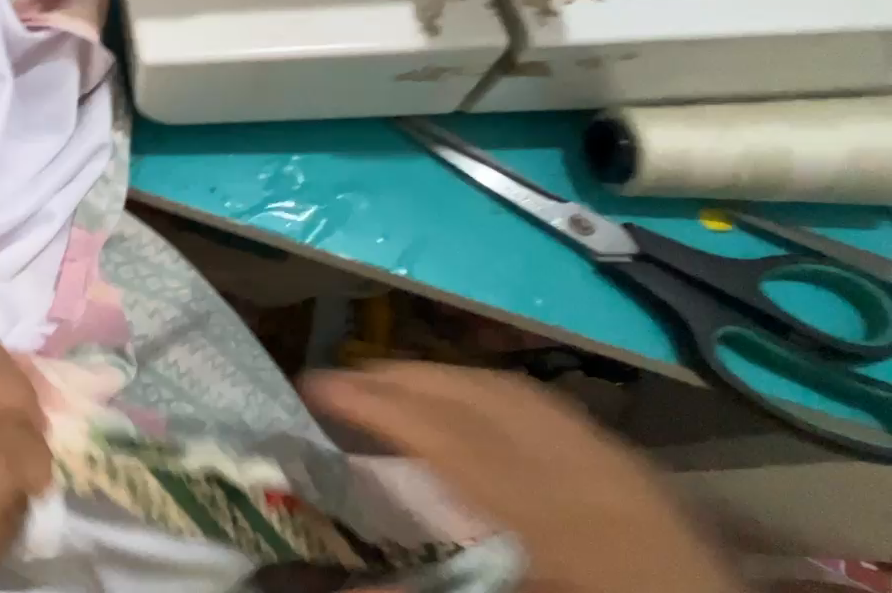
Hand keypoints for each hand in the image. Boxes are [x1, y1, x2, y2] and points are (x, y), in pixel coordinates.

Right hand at [303, 364, 742, 592]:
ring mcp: (614, 465)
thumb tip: (348, 573)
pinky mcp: (635, 468)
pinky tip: (469, 398)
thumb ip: (431, 582)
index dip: (371, 402)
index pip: (441, 438)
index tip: (312, 384)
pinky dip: (491, 388)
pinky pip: (549, 405)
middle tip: (340, 381)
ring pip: (509, 390)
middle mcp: (580, 476)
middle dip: (396, 378)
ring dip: (439, 375)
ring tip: (391, 381)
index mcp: (546, 522)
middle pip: (472, 398)